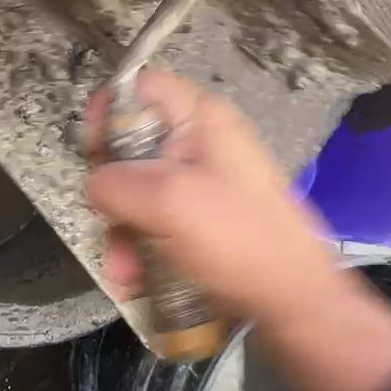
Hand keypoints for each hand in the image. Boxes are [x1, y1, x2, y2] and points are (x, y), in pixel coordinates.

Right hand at [84, 71, 390, 390]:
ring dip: (122, 230)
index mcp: (201, 119)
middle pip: (132, 144)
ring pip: (140, 191)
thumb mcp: (167, 201)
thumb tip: (94, 184)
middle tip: (106, 217)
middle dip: (112, 189)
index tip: (93, 151)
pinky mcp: (206, 219)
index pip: (141, 87)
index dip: (110, 111)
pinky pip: (159, 221)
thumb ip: (115, 182)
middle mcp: (202, 142)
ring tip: (122, 269)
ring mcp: (205, 182)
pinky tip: (136, 278)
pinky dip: (142, 246)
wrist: (296, 303)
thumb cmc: (237, 238)